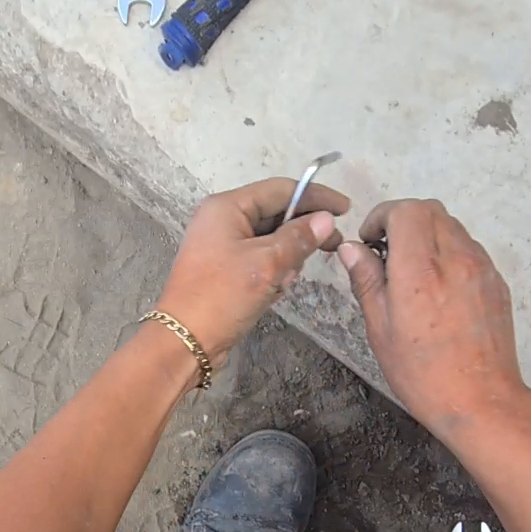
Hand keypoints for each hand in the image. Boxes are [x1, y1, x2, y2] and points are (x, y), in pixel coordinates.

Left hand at [153, 178, 347, 363]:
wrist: (185, 341)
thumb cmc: (222, 296)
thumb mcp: (267, 263)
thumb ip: (299, 238)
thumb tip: (326, 219)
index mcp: (227, 208)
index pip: (280, 190)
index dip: (315, 197)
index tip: (345, 209)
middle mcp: (222, 221)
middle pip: (275, 215)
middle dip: (300, 234)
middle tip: (332, 247)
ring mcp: (222, 247)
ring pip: (270, 242)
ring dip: (285, 260)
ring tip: (284, 281)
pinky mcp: (224, 272)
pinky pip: (259, 262)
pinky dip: (272, 274)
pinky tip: (273, 292)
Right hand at [335, 199, 530, 439]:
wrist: (479, 399)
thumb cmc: (423, 373)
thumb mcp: (380, 329)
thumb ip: (367, 281)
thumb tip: (353, 250)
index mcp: (420, 271)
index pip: (405, 211)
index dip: (382, 216)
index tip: (370, 239)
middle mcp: (455, 259)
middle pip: (431, 210)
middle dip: (403, 220)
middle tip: (385, 252)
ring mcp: (481, 267)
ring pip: (451, 227)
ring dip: (426, 236)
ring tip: (409, 273)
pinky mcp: (495, 281)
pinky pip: (468, 249)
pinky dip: (446, 253)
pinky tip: (434, 288)